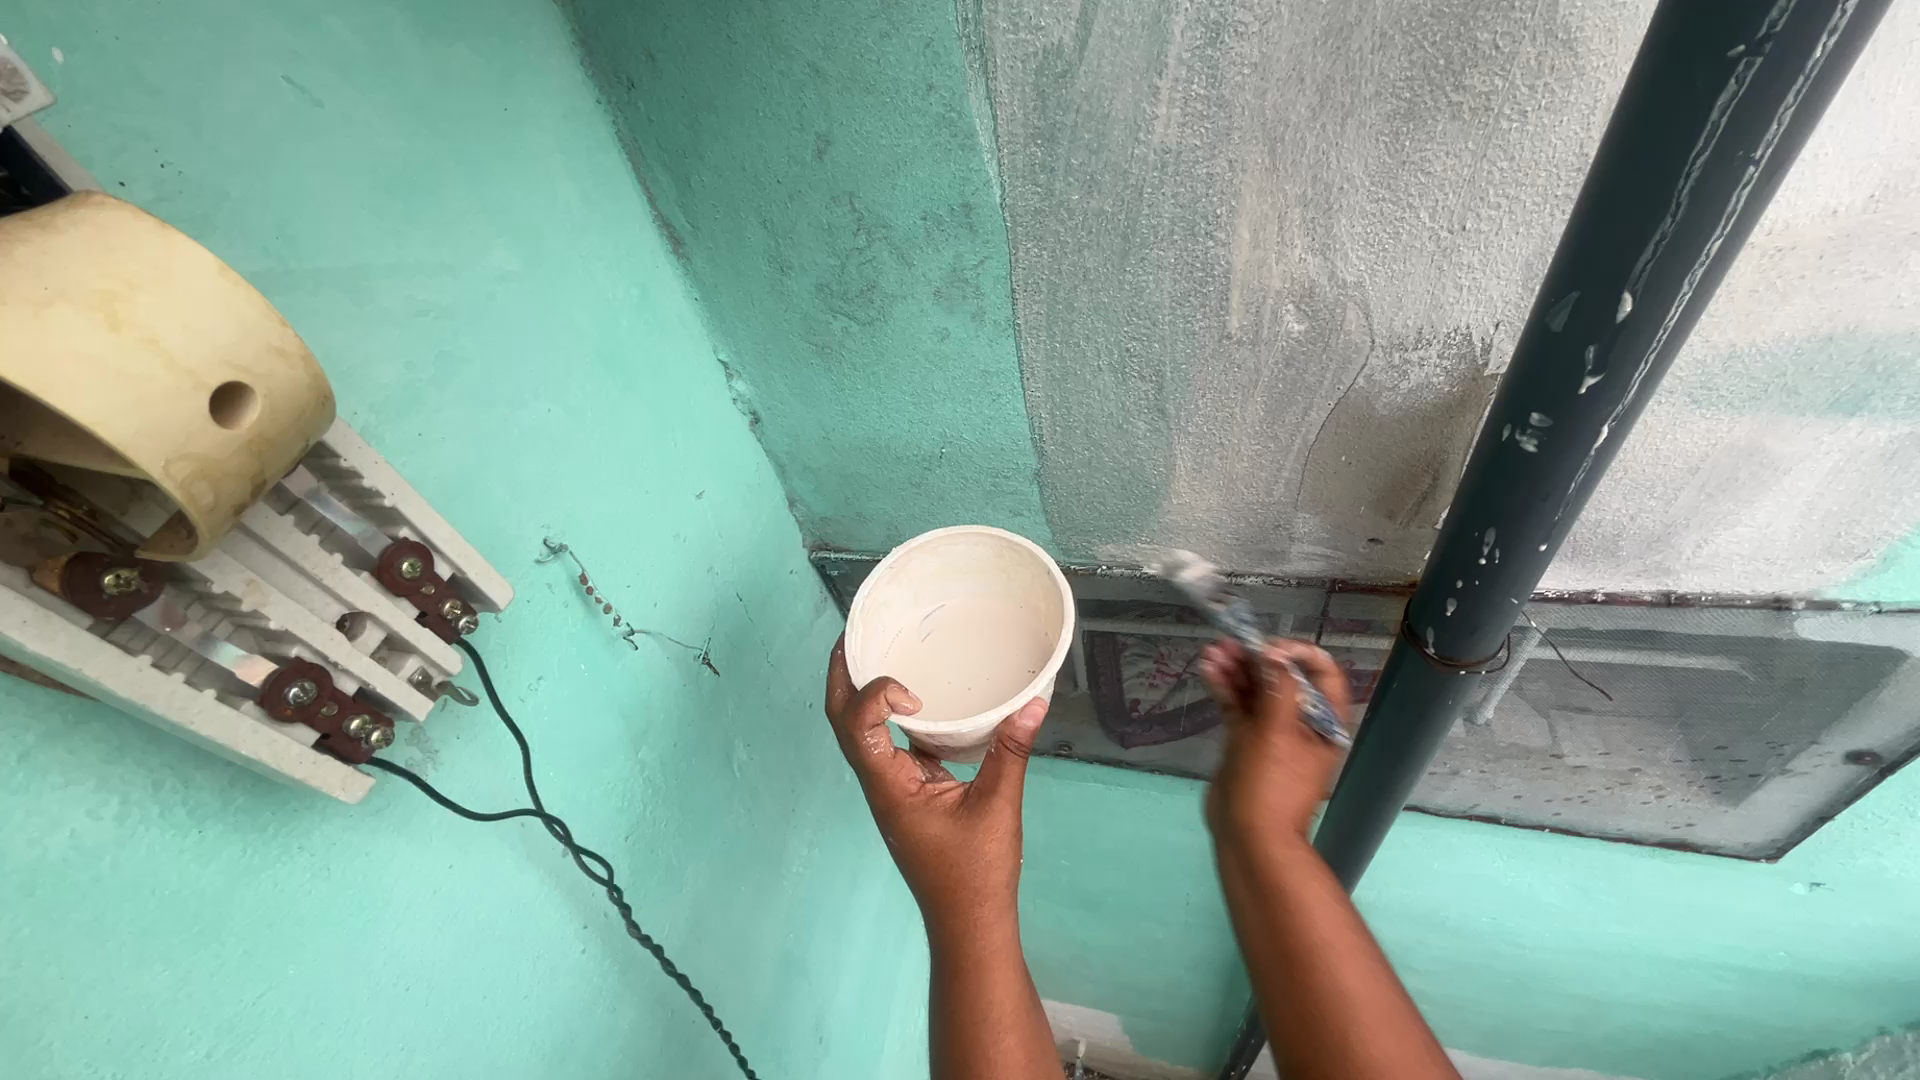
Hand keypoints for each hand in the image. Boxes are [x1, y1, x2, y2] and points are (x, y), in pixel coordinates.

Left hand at [824, 637, 1048, 933]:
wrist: (968, 924)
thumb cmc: (977, 872)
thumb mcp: (998, 806)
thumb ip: (1012, 750)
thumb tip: (1035, 701)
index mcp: (889, 786)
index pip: (857, 728)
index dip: (873, 696)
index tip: (913, 691)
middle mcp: (879, 783)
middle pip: (842, 723)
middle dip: (842, 677)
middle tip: (854, 634)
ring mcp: (890, 789)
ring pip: (858, 733)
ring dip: (858, 693)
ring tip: (874, 652)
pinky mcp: (906, 793)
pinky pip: (884, 744)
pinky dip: (887, 715)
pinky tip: (914, 698)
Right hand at [1199, 638, 1352, 844]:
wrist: (1249, 834)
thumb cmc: (1271, 783)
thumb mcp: (1277, 732)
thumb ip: (1278, 688)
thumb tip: (1273, 653)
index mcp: (1323, 722)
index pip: (1323, 674)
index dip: (1298, 654)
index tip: (1268, 648)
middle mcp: (1300, 723)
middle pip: (1282, 678)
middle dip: (1256, 658)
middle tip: (1229, 643)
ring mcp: (1270, 731)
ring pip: (1255, 690)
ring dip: (1235, 669)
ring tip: (1212, 652)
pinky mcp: (1244, 739)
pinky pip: (1236, 705)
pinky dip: (1224, 687)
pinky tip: (1208, 670)